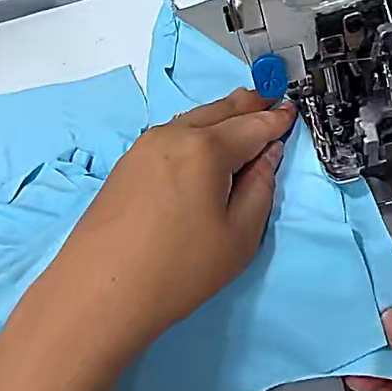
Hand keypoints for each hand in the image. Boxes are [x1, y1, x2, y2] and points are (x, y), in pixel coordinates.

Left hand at [32, 89, 294, 347]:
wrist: (100, 292)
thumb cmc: (178, 270)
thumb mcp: (239, 236)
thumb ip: (260, 188)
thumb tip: (266, 155)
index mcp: (205, 149)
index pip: (251, 126)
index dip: (275, 120)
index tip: (290, 111)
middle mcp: (173, 136)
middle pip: (219, 111)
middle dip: (247, 104)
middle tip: (269, 98)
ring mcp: (144, 146)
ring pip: (192, 119)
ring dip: (220, 114)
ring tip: (239, 112)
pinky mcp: (127, 163)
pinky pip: (171, 133)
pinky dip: (195, 129)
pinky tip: (201, 141)